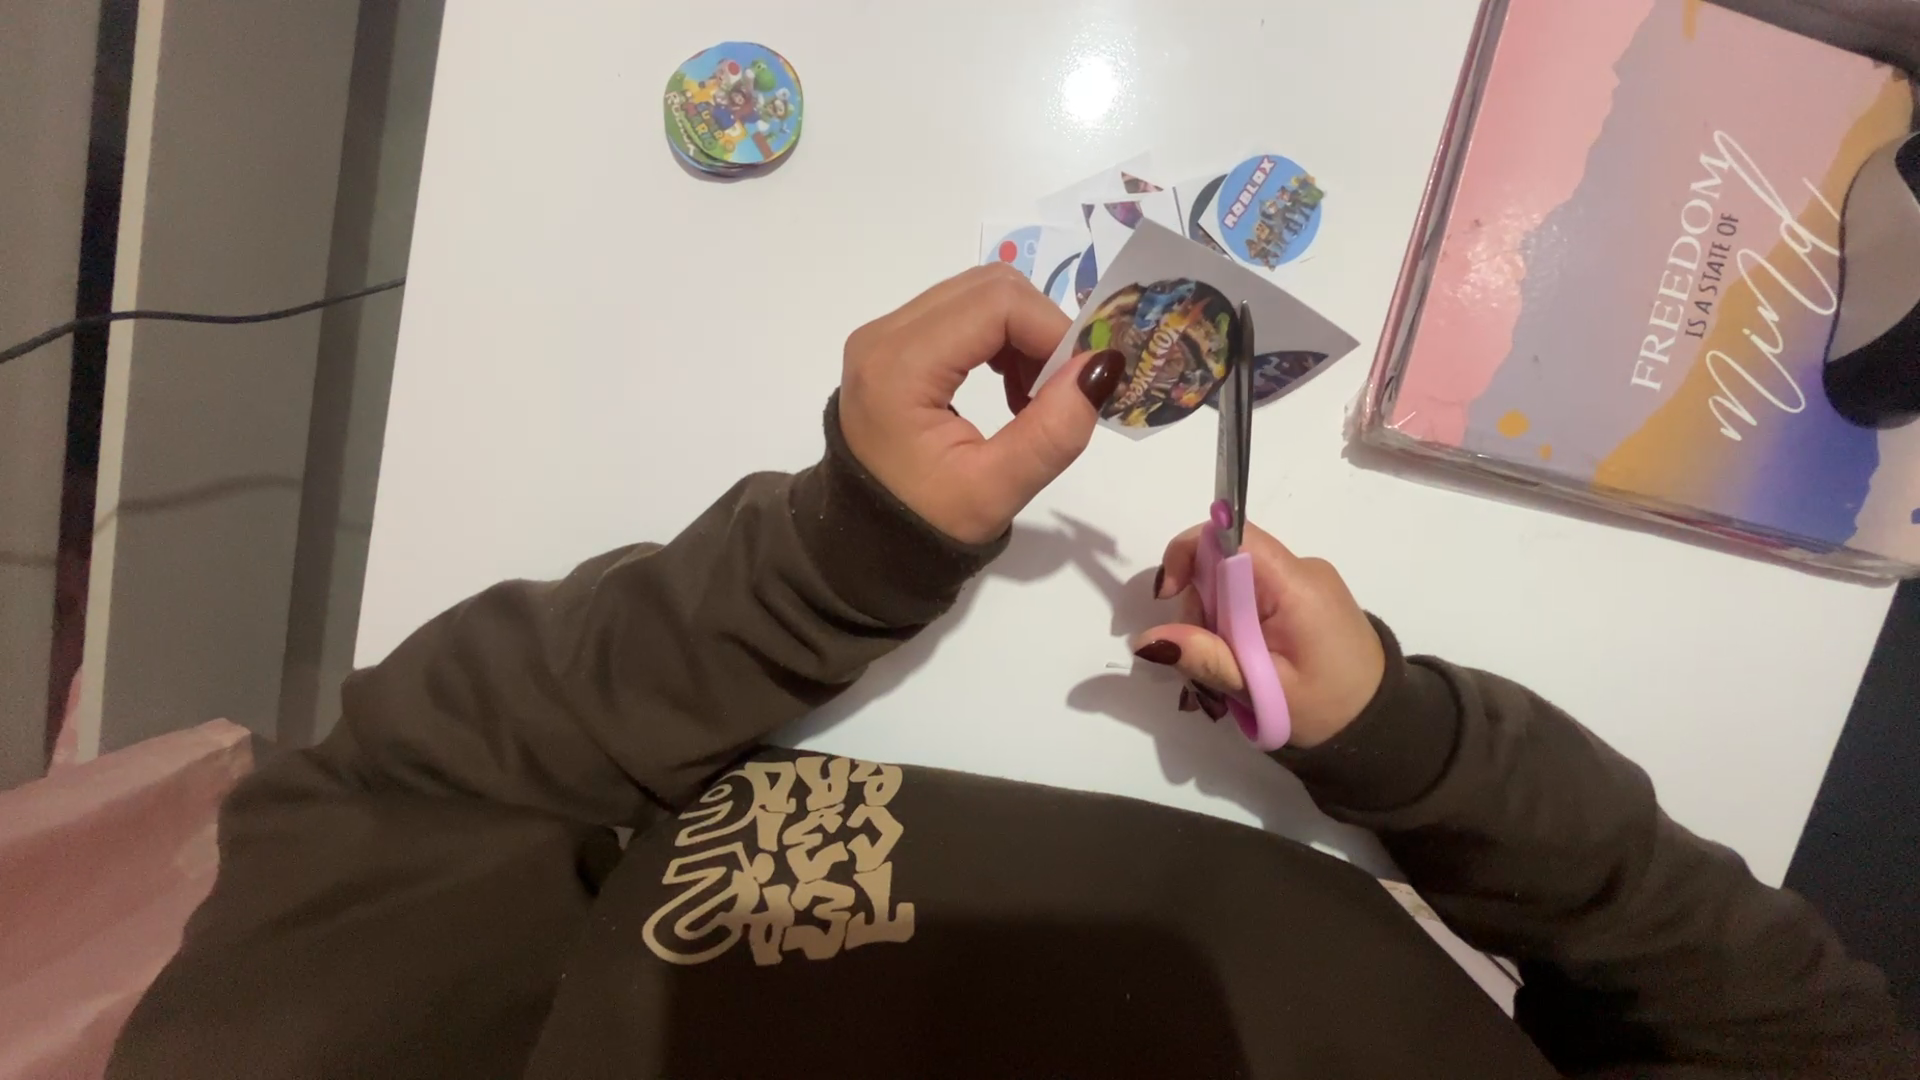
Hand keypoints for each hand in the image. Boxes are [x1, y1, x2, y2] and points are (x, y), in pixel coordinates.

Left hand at [839, 265, 1125, 544]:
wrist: (866, 538)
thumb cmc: (925, 523)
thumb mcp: (994, 492)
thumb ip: (1050, 433)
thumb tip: (1102, 366)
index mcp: (898, 367)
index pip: (996, 304)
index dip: (1053, 330)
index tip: (1083, 380)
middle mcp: (884, 335)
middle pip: (988, 288)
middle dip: (1040, 329)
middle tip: (1062, 389)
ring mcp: (885, 335)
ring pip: (977, 296)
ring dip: (1023, 335)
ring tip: (1034, 398)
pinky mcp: (894, 345)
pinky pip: (961, 315)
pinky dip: (1000, 340)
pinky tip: (1011, 389)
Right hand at [1130, 523, 1384, 748]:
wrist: (1382, 727)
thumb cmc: (1328, 709)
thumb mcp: (1260, 690)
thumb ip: (1206, 658)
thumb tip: (1146, 641)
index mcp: (1295, 586)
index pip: (1231, 535)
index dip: (1189, 552)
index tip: (1169, 595)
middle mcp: (1299, 570)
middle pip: (1223, 561)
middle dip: (1199, 603)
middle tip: (1205, 654)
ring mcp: (1302, 581)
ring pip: (1230, 580)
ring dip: (1213, 618)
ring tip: (1228, 665)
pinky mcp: (1301, 596)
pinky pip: (1249, 592)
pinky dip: (1232, 621)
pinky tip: (1240, 656)